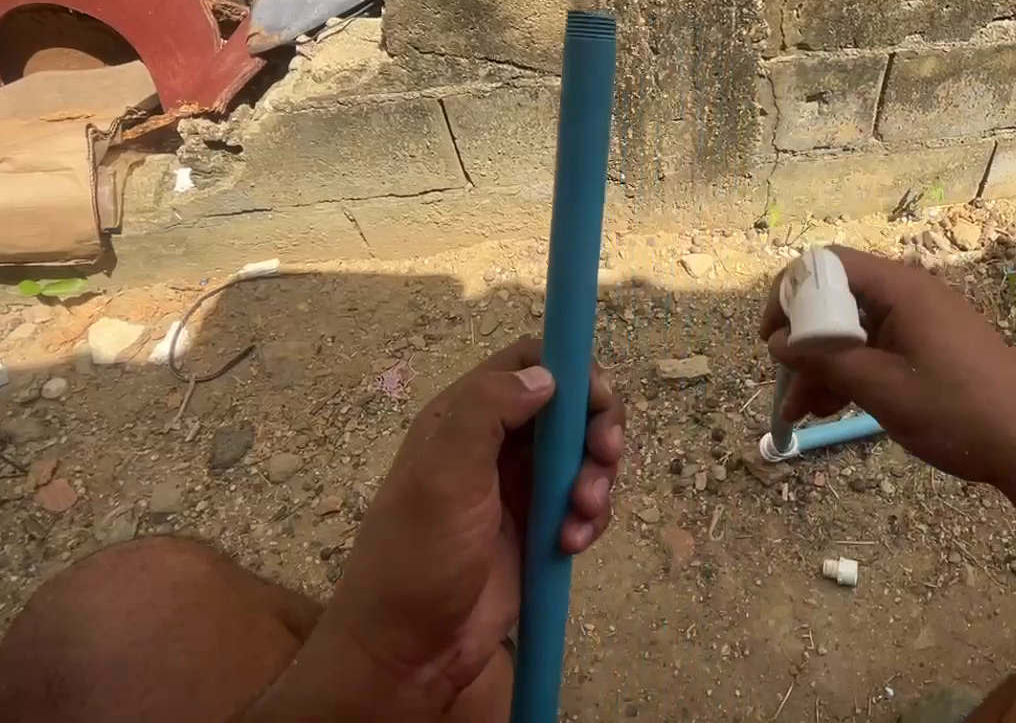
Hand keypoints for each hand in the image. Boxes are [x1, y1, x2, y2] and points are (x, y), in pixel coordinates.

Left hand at [310, 337, 624, 710]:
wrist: (409, 655)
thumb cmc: (418, 557)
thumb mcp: (443, 476)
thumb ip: (487, 411)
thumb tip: (547, 376)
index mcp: (467, 414)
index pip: (528, 361)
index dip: (570, 369)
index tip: (597, 400)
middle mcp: (499, 439)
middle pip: (571, 403)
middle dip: (597, 427)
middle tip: (606, 457)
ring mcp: (522, 481)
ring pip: (585, 451)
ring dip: (597, 478)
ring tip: (581, 516)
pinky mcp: (542, 521)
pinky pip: (586, 499)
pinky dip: (590, 516)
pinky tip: (572, 544)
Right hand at [760, 245, 1015, 485]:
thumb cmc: (957, 412)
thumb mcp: (881, 388)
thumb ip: (826, 360)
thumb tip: (780, 343)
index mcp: (899, 288)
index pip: (826, 265)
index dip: (789, 294)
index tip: (770, 337)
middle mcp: (909, 293)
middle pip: (839, 300)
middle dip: (805, 341)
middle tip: (783, 382)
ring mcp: (923, 320)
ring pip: (856, 329)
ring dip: (826, 364)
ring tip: (801, 411)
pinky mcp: (933, 344)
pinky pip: (879, 346)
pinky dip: (854, 370)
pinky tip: (834, 406)